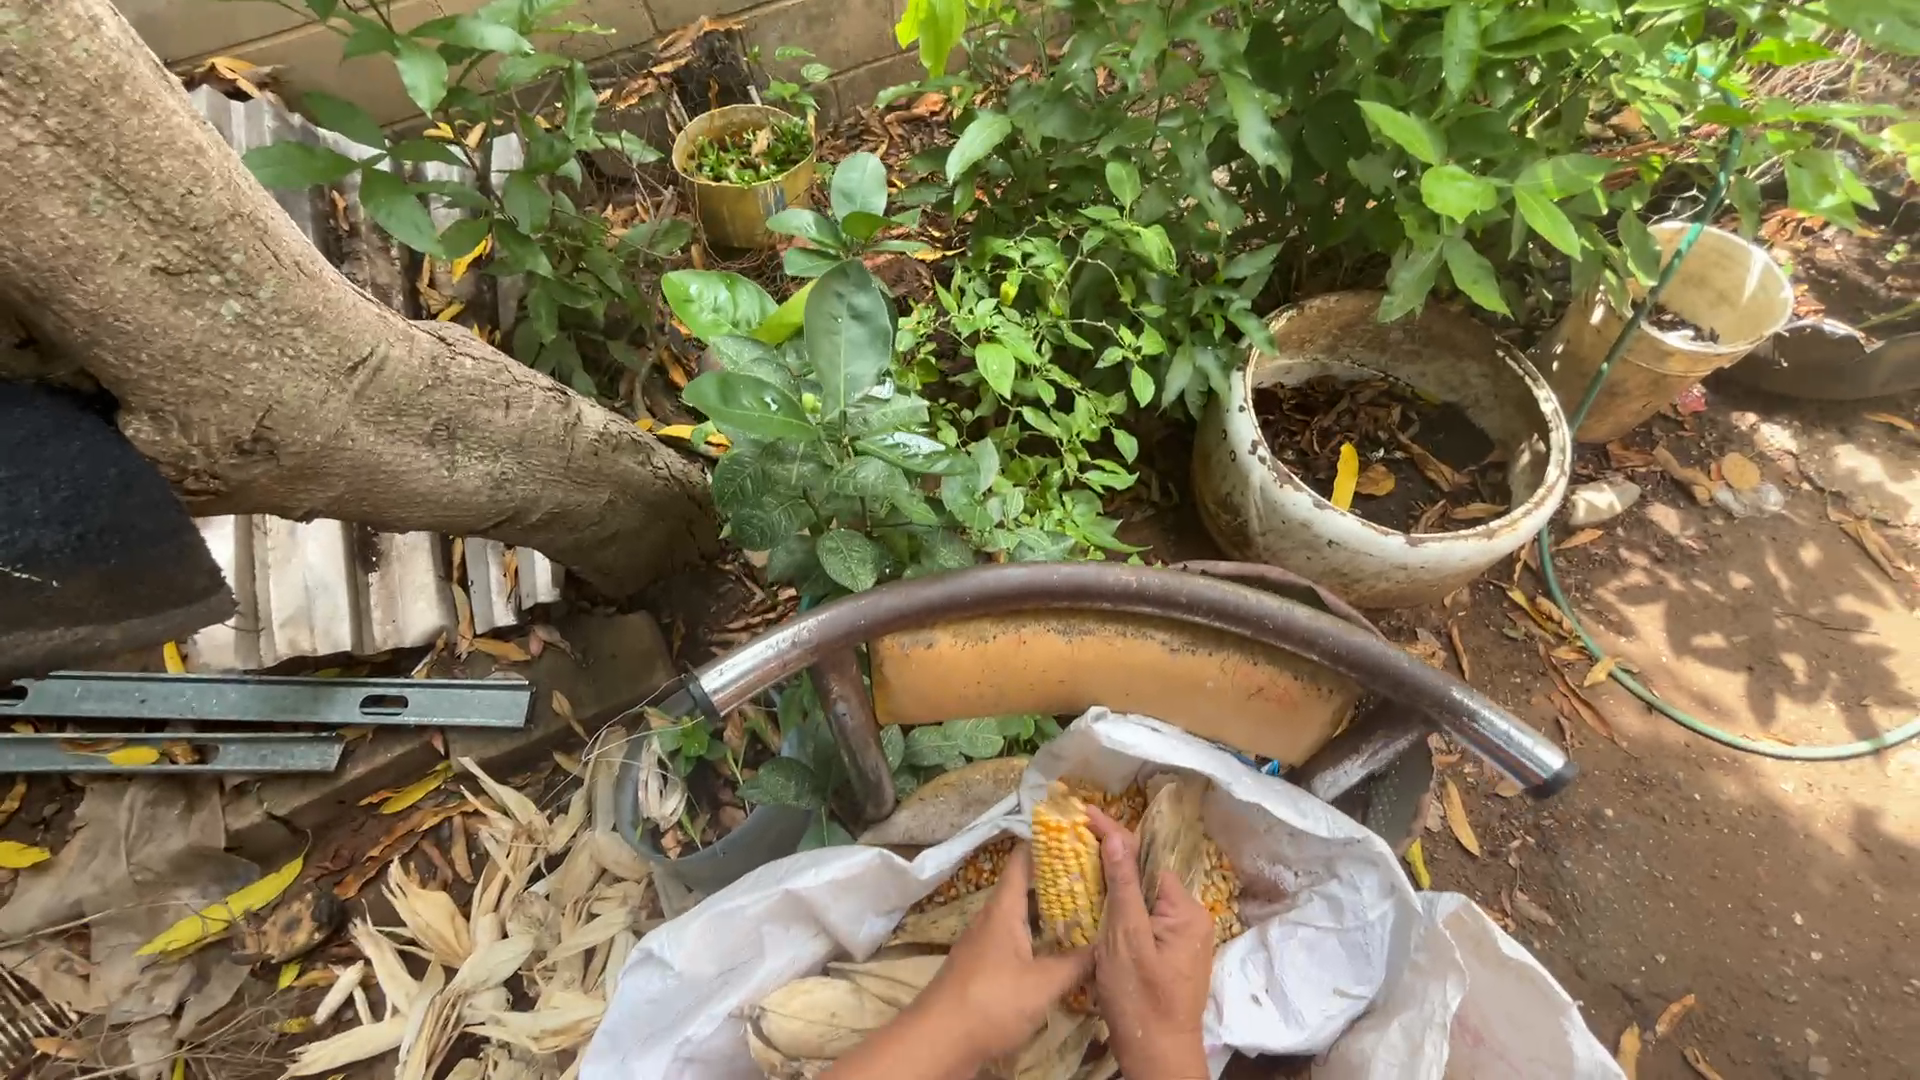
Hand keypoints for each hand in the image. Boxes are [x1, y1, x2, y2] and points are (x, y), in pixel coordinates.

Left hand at [912, 843, 1093, 1063]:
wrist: (939, 1039)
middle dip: (1056, 880)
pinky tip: (1058, 953)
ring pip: (1021, 915)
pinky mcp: (984, 965)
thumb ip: (1075, 964)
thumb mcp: (1042, 984)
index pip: (1022, 859)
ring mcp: (986, 941)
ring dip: (1048, 913)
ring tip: (1084, 913)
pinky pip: (1015, 939)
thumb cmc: (990, 1000)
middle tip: (1093, 879)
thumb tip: (1105, 946)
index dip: (1045, 844)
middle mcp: (993, 917)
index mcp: (1004, 908)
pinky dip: (1037, 938)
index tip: (1075, 837)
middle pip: (1025, 887)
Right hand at [1087, 805, 1214, 1079]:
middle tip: (1077, 832)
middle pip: (1145, 872)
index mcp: (1185, 910)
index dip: (1114, 832)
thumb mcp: (1125, 939)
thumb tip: (1116, 837)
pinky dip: (1119, 901)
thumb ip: (1122, 886)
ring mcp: (1181, 935)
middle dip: (1112, 852)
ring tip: (1081, 855)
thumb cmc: (1140, 1001)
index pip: (1145, 857)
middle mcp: (1190, 916)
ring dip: (1114, 876)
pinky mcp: (1168, 950)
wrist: (1158, 1059)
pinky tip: (1096, 894)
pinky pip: (1142, 912)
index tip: (1085, 811)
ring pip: (1142, 892)